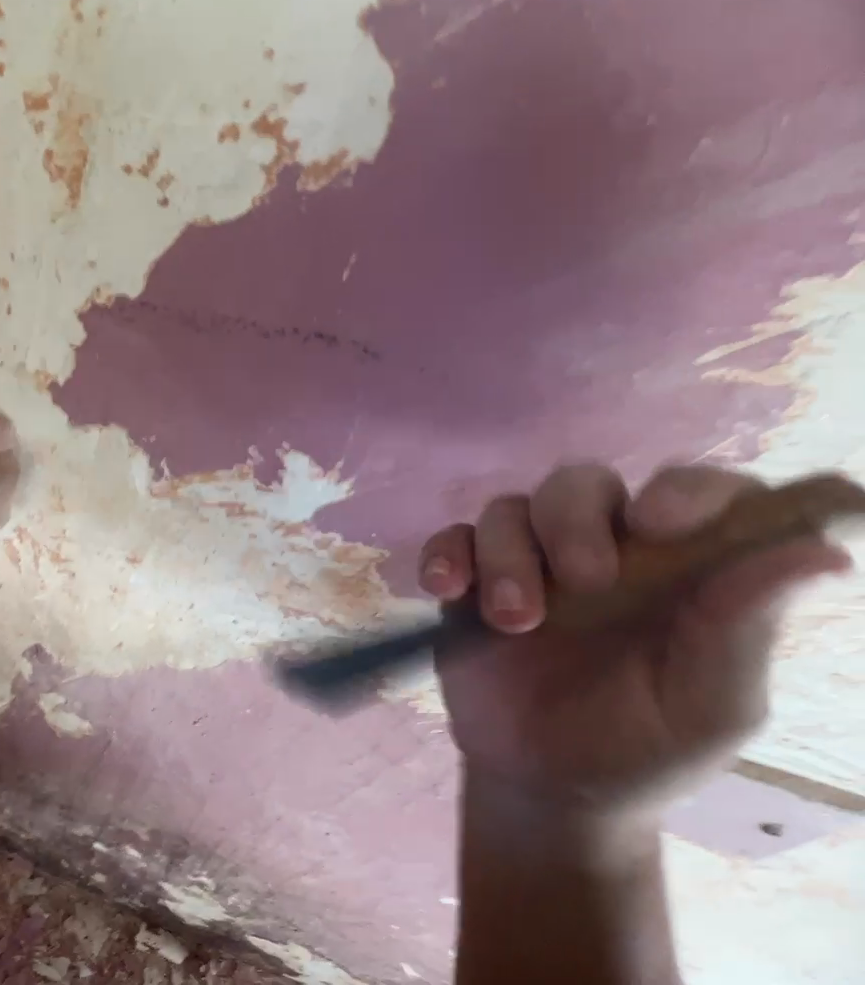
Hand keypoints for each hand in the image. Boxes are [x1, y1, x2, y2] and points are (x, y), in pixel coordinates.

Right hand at [424, 463, 849, 813]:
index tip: (659, 524)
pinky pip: (449, 539)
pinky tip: (445, 590)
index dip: (684, 490)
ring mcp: (529, 561)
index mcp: (685, 570)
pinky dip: (444, 555)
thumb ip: (742, 630)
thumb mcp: (710, 705)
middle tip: (583, 582)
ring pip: (509, 508)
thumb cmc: (643, 747)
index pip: (700, 493)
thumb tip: (825, 554)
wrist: (543, 785)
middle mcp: (607, 549)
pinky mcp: (468, 580)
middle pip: (583, 483)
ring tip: (513, 623)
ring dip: (507, 556)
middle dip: (573, 520)